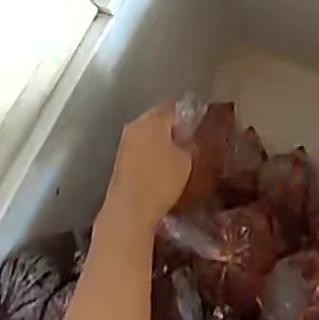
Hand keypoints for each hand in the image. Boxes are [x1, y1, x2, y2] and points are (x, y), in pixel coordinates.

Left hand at [100, 102, 192, 235]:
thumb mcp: (186, 161)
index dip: (188, 114)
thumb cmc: (161, 181)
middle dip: (173, 126)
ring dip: (161, 138)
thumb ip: (190, 145)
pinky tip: (162, 163)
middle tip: (189, 137)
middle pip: (158, 118)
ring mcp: (125, 142)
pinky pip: (141, 146)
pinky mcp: (120, 159)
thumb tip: (189, 140)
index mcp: (153, 120)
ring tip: (177, 152)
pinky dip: (151, 150)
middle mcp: (136, 125)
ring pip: (148, 132)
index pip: (174, 108)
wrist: (128, 211)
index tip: (199, 124)